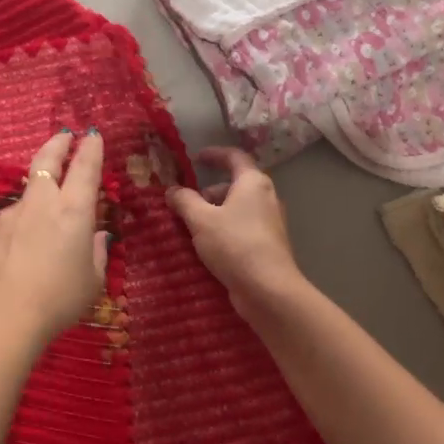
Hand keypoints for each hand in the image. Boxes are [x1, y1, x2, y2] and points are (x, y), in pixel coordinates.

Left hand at [0, 130, 109, 348]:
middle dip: (57, 145)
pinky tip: (18, 254)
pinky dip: (17, 229)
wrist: (3, 321)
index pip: (85, 167)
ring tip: (43, 218)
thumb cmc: (59, 301)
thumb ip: (97, 253)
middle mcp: (40, 204)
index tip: (92, 135)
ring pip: (25, 195)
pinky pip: (7, 225)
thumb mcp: (93, 281)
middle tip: (64, 136)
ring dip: (36, 195)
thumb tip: (97, 237)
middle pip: (46, 161)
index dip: (91, 148)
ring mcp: (8, 216)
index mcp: (73, 211)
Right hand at [167, 147, 311, 313]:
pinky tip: (208, 248)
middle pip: (236, 185)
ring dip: (216, 213)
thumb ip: (184, 201)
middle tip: (188, 204)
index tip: (196, 158)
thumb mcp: (201, 220)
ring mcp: (270, 222)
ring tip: (193, 229)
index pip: (235, 157)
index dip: (214, 154)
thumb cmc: (235, 245)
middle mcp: (267, 197)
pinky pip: (242, 228)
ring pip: (239, 209)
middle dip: (210, 192)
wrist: (268, 289)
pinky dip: (225, 230)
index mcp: (253, 183)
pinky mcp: (268, 245)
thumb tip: (172, 190)